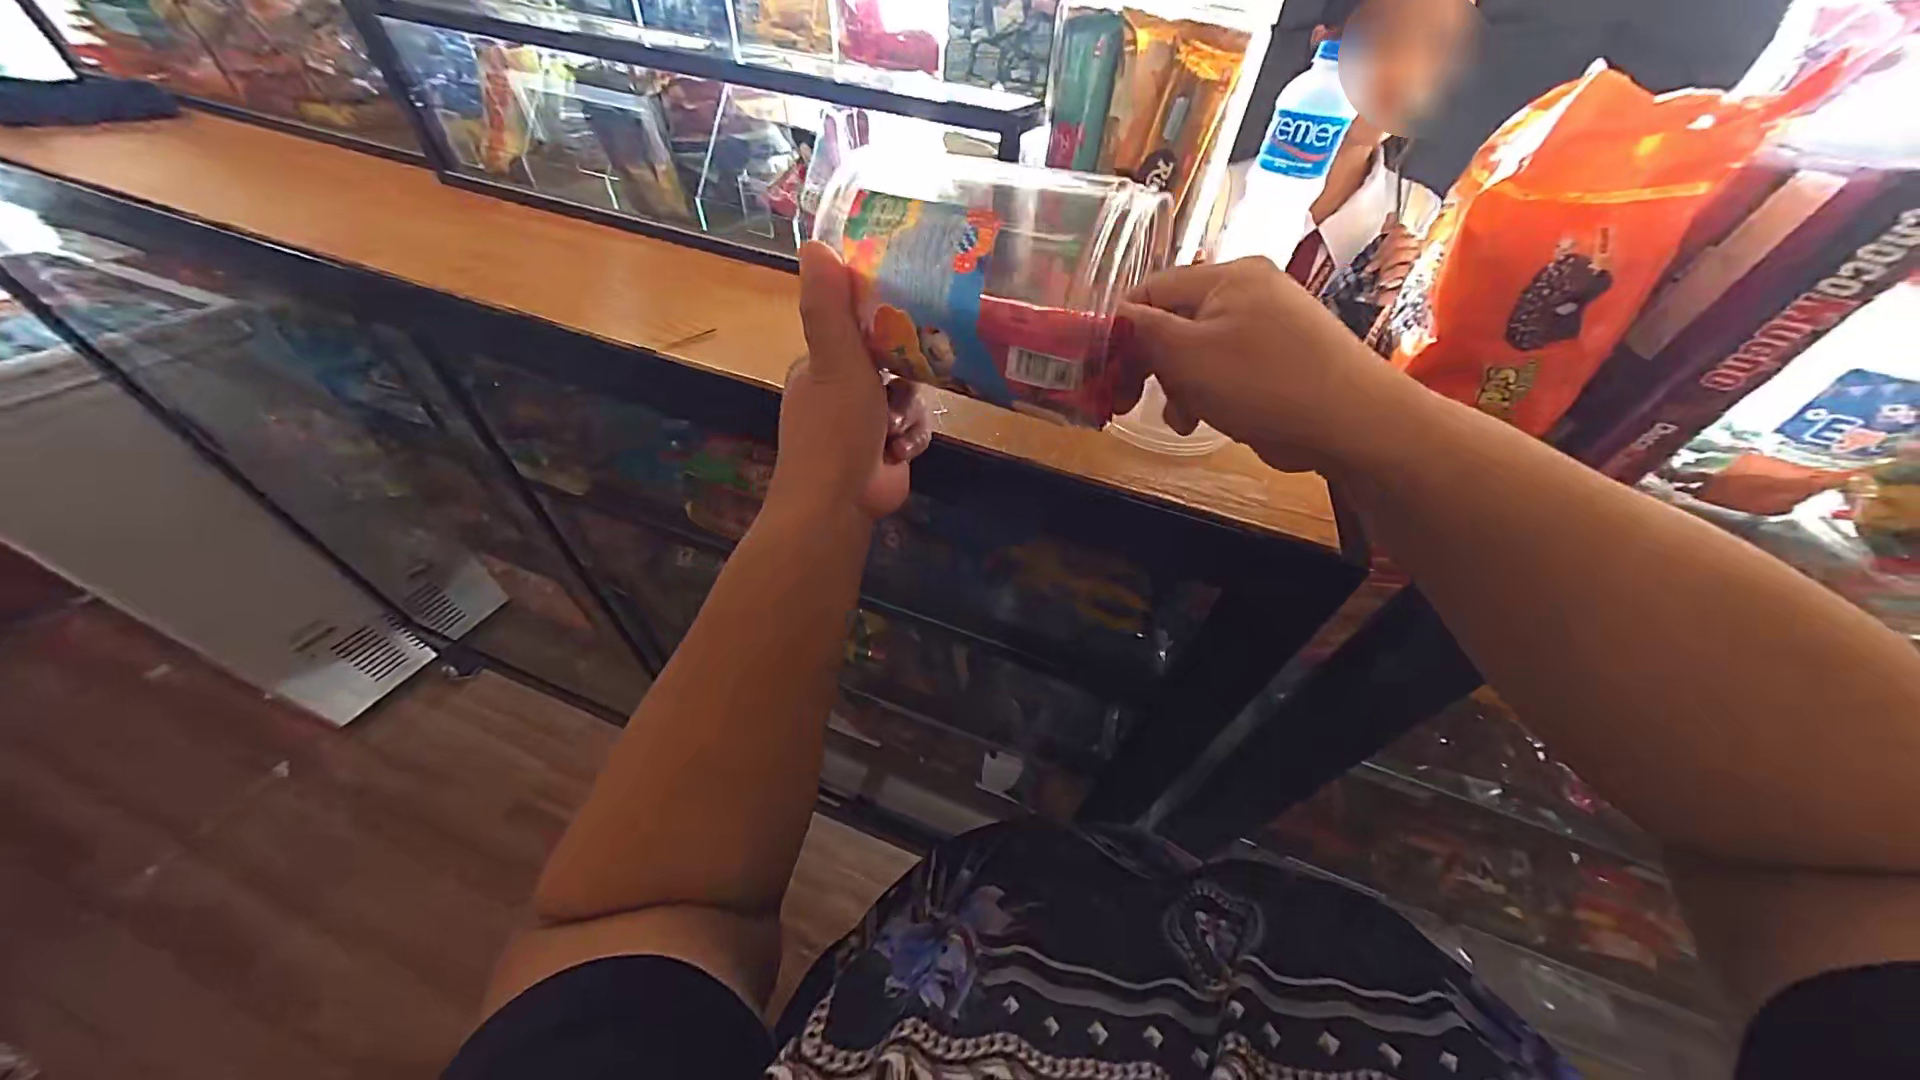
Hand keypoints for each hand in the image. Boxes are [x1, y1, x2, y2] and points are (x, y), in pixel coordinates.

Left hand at [767, 242, 930, 522]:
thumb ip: (828, 306)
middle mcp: (841, 389)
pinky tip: (899, 451)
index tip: (915, 306)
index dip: (884, 316)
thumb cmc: (835, 427)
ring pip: (908, 396)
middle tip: (926, 366)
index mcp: (821, 363)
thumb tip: (814, 242)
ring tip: (895, 429)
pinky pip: (913, 428)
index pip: (856, 325)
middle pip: (892, 360)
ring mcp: (864, 422)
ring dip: (908, 412)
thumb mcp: (834, 360)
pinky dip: (910, 438)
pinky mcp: (885, 449)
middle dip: (906, 372)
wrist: (839, 503)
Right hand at [1115, 257, 1416, 473]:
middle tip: (1126, 400)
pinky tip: (1202, 419)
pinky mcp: (1272, 360)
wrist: (1350, 423)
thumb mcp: (1188, 355)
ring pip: (1192, 352)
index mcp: (1226, 277)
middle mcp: (1244, 293)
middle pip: (1171, 322)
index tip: (1102, 370)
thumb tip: (1108, 317)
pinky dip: (1203, 394)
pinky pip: (1219, 370)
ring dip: (1175, 386)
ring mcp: (1262, 326)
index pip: (1151, 290)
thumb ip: (1141, 331)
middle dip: (1148, 365)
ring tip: (1181, 416)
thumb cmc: (1262, 382)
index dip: (1120, 329)